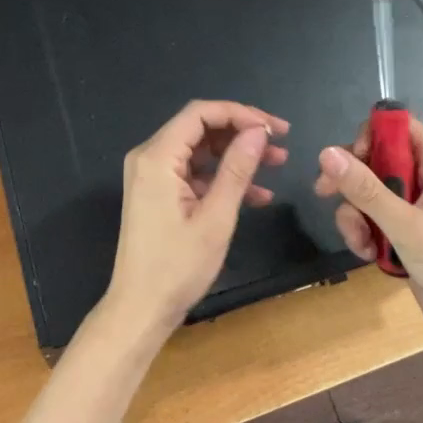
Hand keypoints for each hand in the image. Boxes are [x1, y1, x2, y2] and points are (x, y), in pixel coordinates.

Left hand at [103, 100, 289, 333]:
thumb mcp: (215, 218)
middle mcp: (149, 157)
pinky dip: (222, 178)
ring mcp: (152, 175)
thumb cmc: (176, 267)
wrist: (140, 309)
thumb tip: (258, 131)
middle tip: (281, 143)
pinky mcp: (158, 192)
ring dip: (237, 155)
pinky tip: (257, 195)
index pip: (200, 113)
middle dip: (241, 132)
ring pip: (200, 149)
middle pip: (200, 127)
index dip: (239, 114)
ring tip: (276, 165)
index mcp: (157, 156)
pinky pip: (193, 172)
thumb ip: (236, 170)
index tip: (274, 128)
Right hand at [314, 116, 422, 353]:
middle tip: (325, 194)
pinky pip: (378, 223)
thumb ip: (365, 189)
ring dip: (357, 215)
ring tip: (359, 242)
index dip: (371, 135)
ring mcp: (421, 214)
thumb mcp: (408, 227)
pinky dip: (367, 235)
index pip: (401, 128)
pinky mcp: (412, 241)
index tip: (346, 158)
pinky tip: (368, 256)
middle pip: (379, 161)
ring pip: (373, 195)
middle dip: (353, 180)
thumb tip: (326, 151)